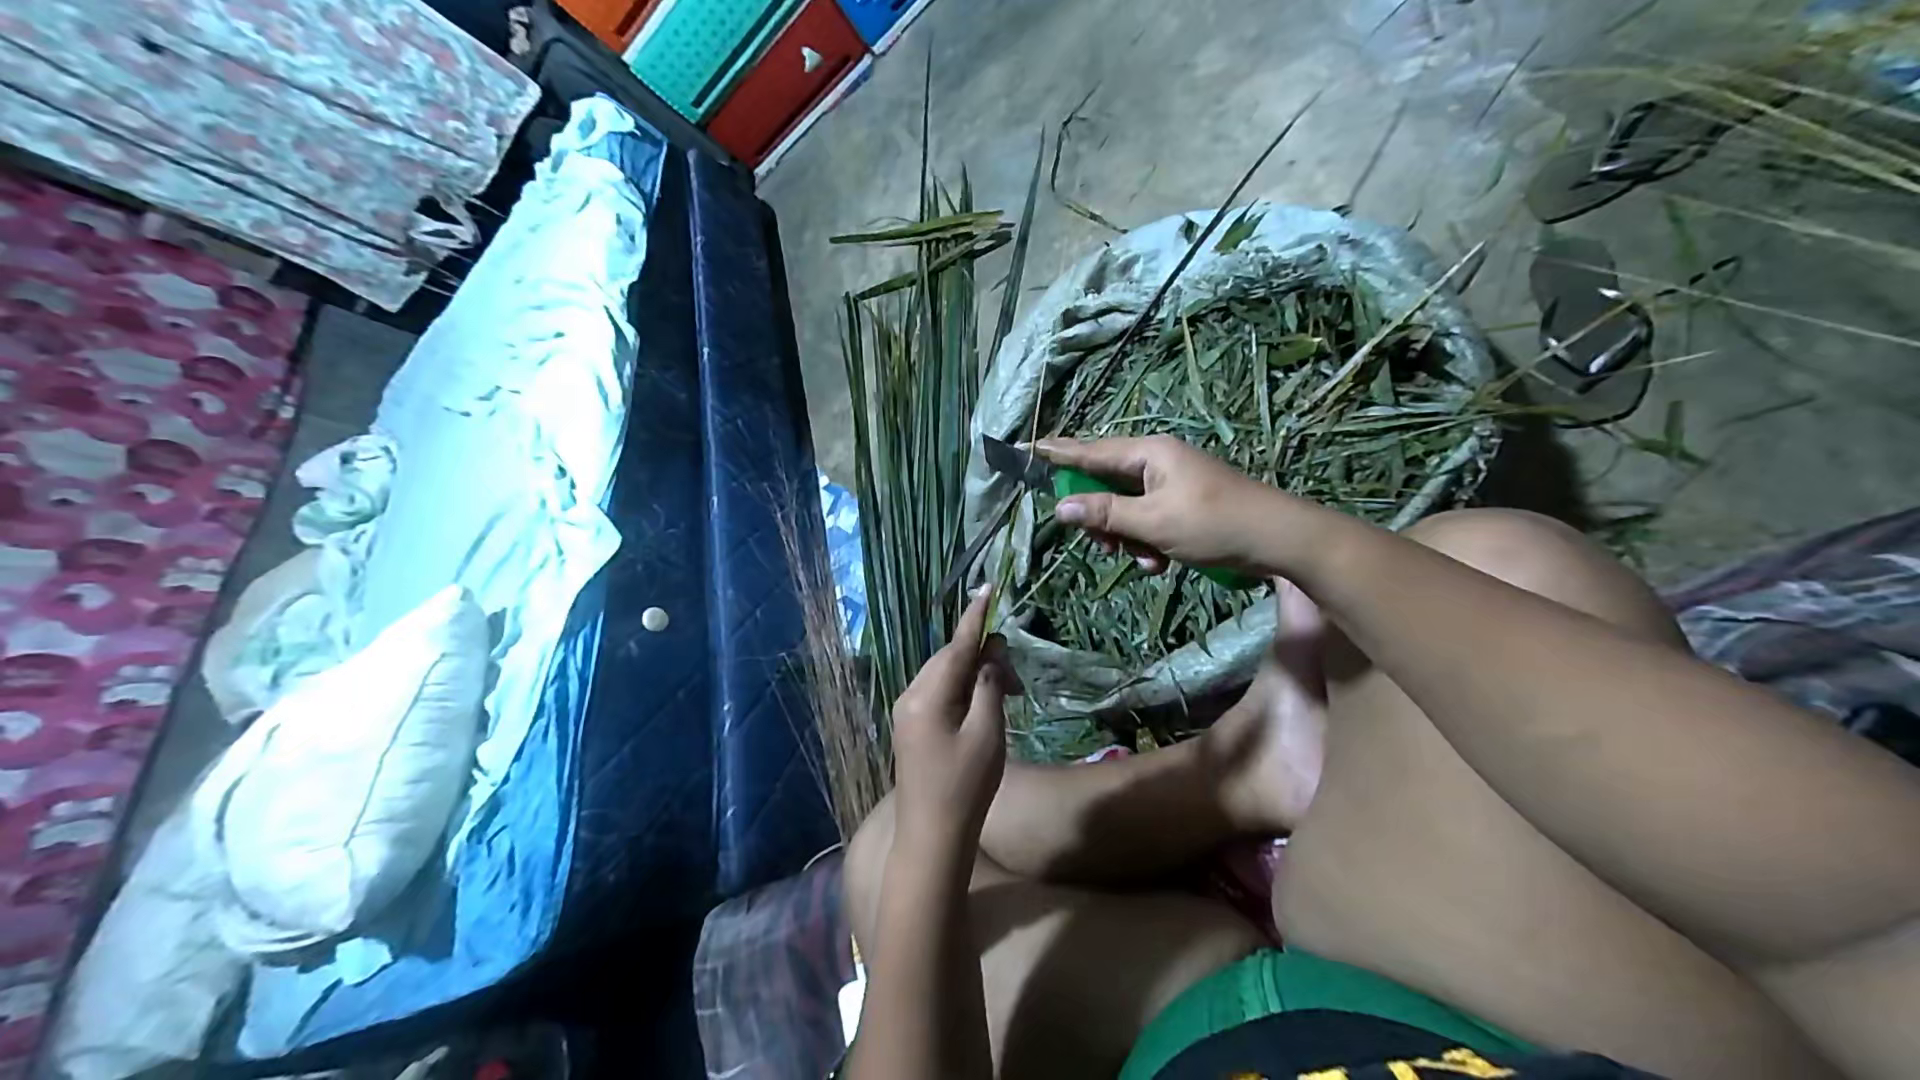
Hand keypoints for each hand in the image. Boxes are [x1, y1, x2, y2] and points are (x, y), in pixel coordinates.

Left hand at [890, 589, 1013, 849]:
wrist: (932, 837)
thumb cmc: (966, 787)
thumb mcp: (988, 734)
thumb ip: (990, 687)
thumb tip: (991, 653)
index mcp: (927, 695)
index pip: (956, 645)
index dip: (975, 616)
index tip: (988, 587)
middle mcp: (910, 695)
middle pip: (949, 659)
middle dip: (983, 657)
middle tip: (1017, 678)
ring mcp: (906, 711)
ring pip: (944, 675)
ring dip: (974, 675)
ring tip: (1007, 694)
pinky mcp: (910, 726)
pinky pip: (937, 692)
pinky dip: (961, 690)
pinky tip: (982, 705)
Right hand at [1035, 434, 1298, 574]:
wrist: (1280, 540)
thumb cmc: (1214, 523)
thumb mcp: (1152, 522)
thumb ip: (1104, 514)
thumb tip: (1061, 507)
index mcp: (1150, 454)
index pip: (1091, 451)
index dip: (1059, 453)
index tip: (1029, 448)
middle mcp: (1158, 461)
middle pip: (1106, 485)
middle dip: (1102, 520)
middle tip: (1105, 547)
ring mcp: (1172, 483)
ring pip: (1126, 508)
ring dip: (1127, 538)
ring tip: (1146, 561)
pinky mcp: (1183, 504)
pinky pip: (1148, 519)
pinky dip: (1147, 542)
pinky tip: (1160, 563)